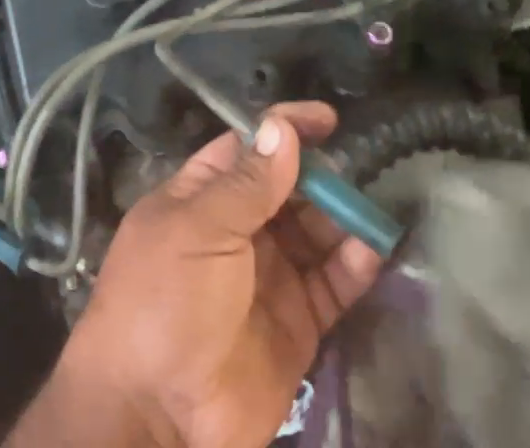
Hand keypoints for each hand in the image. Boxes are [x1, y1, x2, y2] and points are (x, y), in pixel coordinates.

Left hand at [9, 102, 384, 447]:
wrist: (157, 411)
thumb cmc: (165, 300)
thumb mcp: (198, 229)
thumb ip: (246, 183)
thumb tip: (281, 128)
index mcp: (197, 201)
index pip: (244, 150)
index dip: (281, 130)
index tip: (326, 118)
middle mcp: (234, 234)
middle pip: (286, 190)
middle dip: (320, 175)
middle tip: (358, 165)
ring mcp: (267, 278)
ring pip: (315, 233)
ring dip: (343, 216)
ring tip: (371, 205)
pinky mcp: (297, 323)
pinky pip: (333, 284)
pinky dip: (355, 264)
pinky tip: (373, 246)